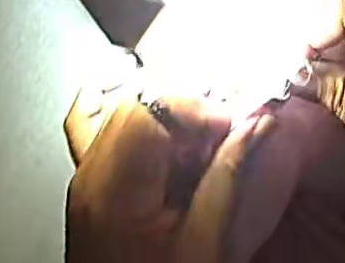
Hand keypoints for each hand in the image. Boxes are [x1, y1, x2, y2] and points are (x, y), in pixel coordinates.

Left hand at [64, 89, 267, 262]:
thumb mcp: (205, 244)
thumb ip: (229, 175)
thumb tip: (260, 121)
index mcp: (114, 192)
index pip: (153, 110)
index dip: (197, 108)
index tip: (229, 127)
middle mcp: (90, 176)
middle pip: (140, 101)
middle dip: (187, 108)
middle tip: (217, 137)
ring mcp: (83, 175)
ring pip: (121, 103)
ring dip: (166, 109)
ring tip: (193, 142)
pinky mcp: (87, 178)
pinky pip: (88, 120)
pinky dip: (118, 103)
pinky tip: (146, 106)